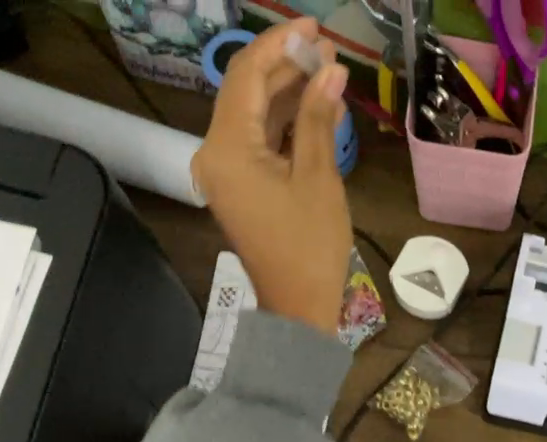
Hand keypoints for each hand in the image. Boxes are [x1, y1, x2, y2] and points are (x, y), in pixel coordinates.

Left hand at [191, 20, 352, 336]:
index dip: (279, 46)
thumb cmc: (310, 247)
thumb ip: (319, 119)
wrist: (297, 308)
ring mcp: (226, 172)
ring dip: (288, 94)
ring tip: (328, 73)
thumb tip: (331, 70)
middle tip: (327, 49)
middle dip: (285, 67)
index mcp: (227, 148)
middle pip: (247, 93)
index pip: (246, 76)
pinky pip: (259, 143)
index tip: (314, 28)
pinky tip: (316, 110)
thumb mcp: (319, 179)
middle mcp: (215, 153)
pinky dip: (285, 125)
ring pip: (255, 117)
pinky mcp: (240, 187)